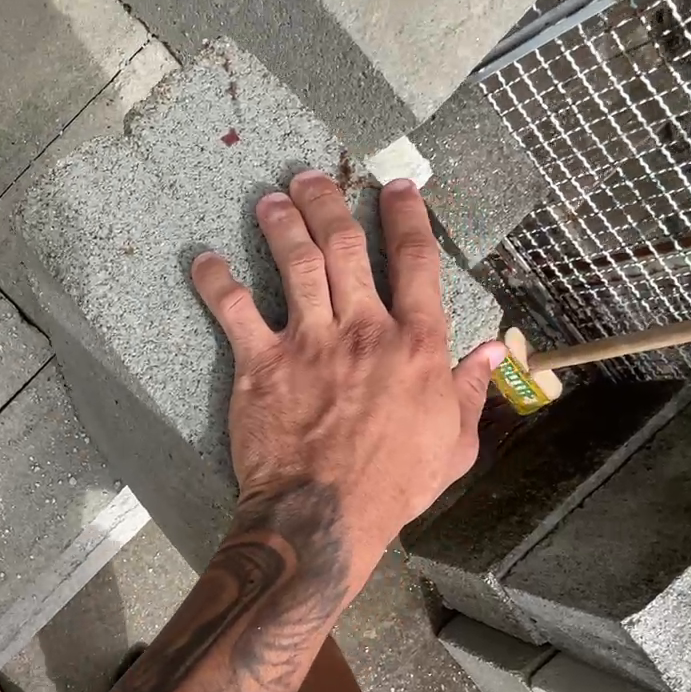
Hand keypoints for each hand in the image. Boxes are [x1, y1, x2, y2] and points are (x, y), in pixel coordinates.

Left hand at [190, 171, 503, 555]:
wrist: (323, 515)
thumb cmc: (391, 487)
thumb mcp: (452, 444)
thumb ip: (467, 392)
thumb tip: (486, 353)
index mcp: (416, 344)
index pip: (417, 261)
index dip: (406, 216)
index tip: (396, 187)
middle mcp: (363, 329)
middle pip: (347, 246)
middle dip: (330, 202)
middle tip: (312, 177)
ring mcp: (309, 342)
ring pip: (296, 262)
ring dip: (281, 223)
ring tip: (271, 198)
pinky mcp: (260, 364)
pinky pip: (233, 310)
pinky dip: (215, 282)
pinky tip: (204, 261)